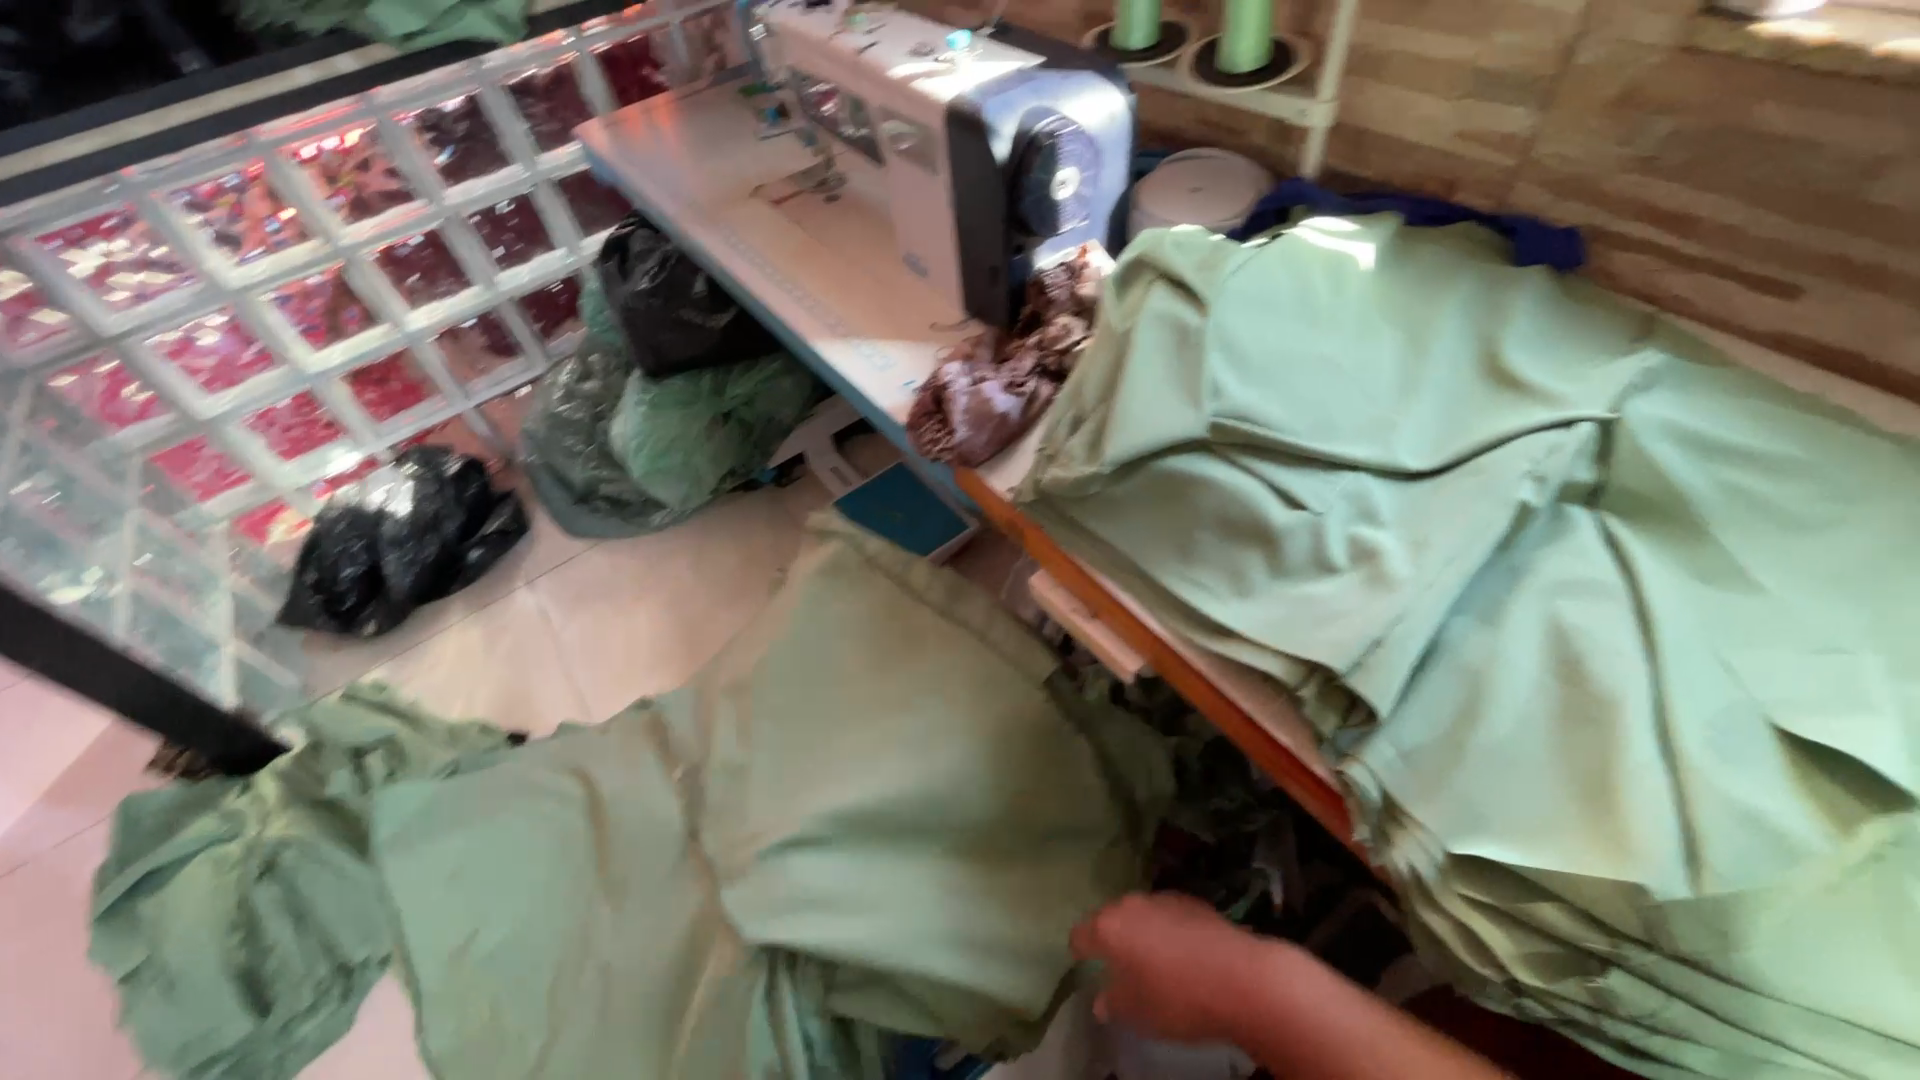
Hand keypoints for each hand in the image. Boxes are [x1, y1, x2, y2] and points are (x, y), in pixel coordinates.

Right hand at [1071, 892, 1283, 1043]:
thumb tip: (1102, 1000)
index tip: (1085, 965)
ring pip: (1142, 914)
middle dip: (1113, 938)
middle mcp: (1131, 904)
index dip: (1080, 951)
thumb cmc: (1177, 998)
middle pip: (1111, 918)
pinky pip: (1170, 916)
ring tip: (1156, 961)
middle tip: (1120, 966)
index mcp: (1108, 927)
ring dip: (1143, 932)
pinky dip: (1170, 930)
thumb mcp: (1137, 1013)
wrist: (1241, 977)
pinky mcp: (1195, 902)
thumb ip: (1113, 1003)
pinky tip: (1185, 954)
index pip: (1080, 934)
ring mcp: (1165, 898)